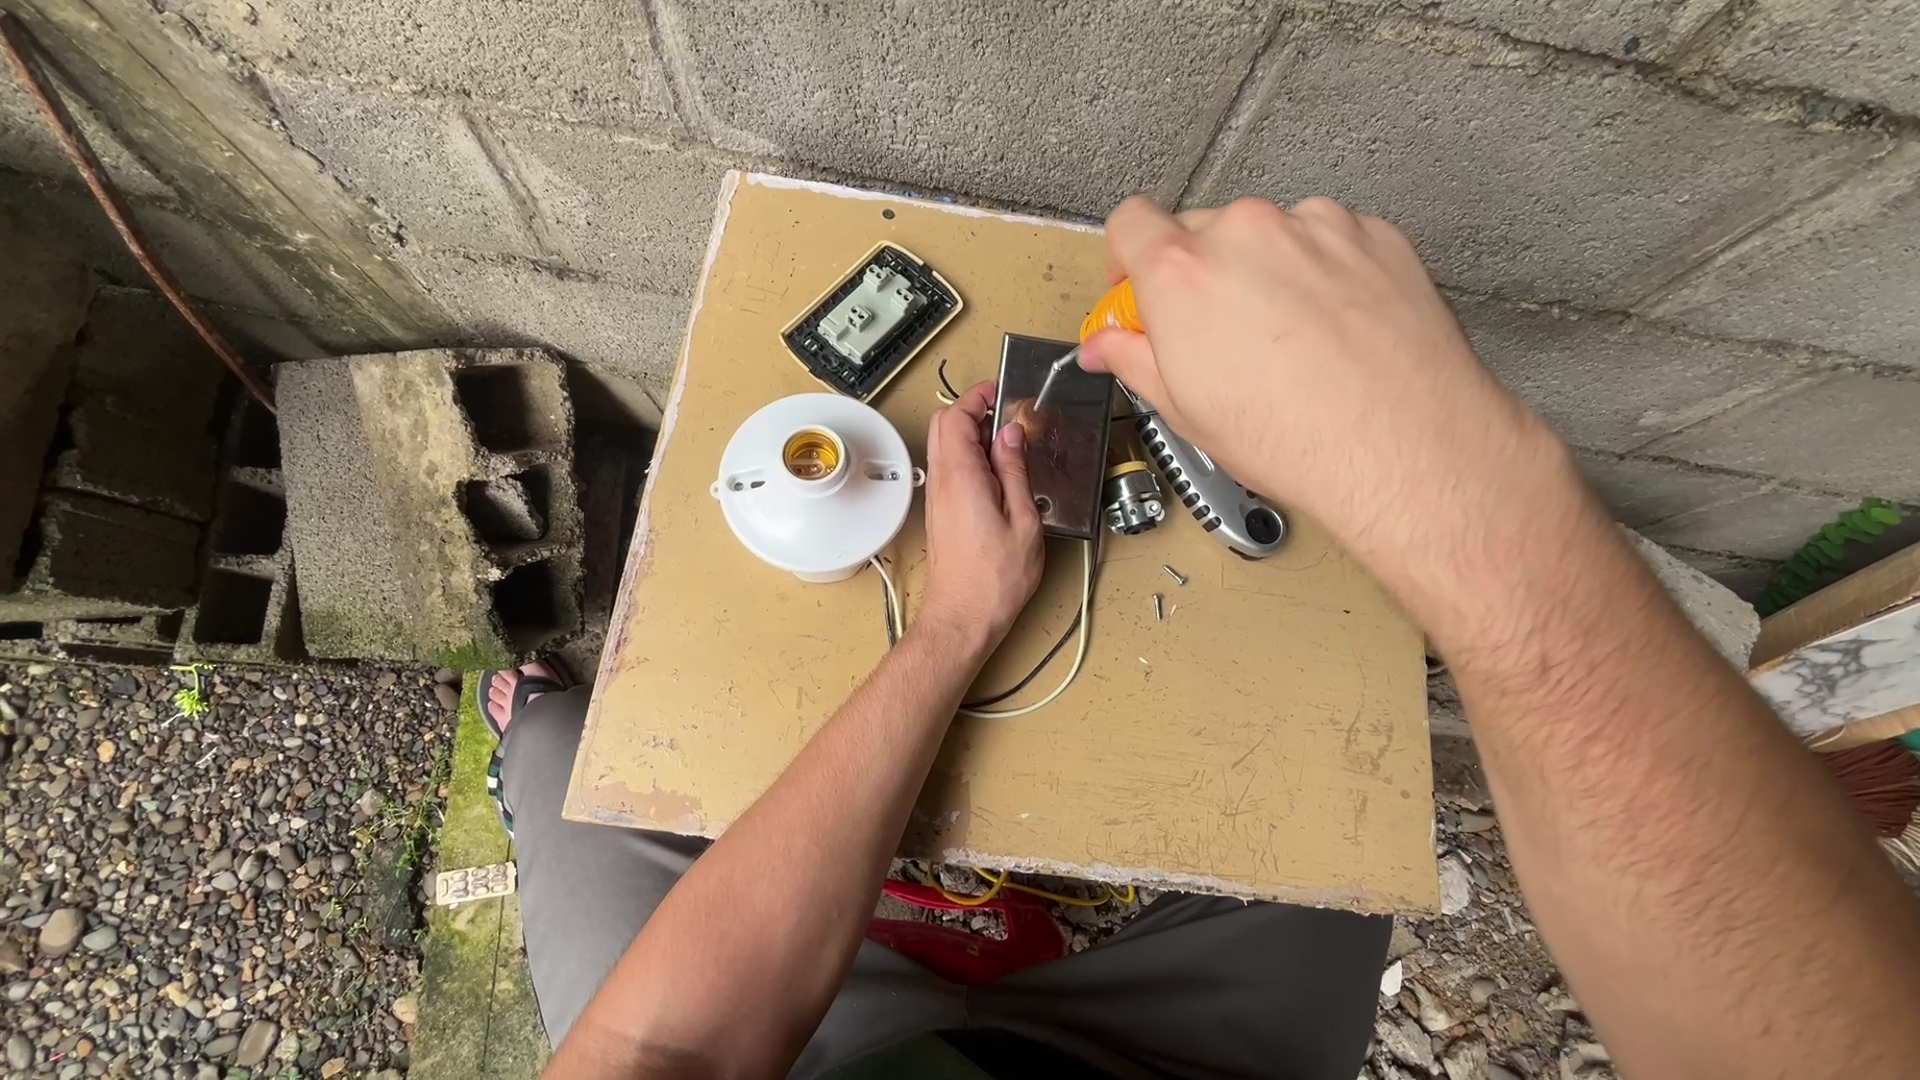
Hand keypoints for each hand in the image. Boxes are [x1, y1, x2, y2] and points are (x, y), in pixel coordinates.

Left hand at [918, 380, 1044, 644]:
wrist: (962, 616)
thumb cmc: (994, 579)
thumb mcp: (1023, 520)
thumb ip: (1015, 471)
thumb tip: (1011, 435)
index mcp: (960, 477)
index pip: (956, 416)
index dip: (978, 396)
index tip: (1001, 391)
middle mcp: (940, 482)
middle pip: (943, 425)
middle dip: (972, 410)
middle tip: (1007, 414)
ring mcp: (936, 497)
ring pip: (943, 446)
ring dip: (970, 434)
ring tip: (1008, 444)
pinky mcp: (939, 512)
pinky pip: (948, 469)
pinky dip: (968, 457)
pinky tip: (997, 473)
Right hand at [1080, 196, 1565, 567]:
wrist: (1399, 445)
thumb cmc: (1292, 436)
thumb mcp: (1184, 410)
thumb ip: (1134, 360)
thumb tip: (1106, 345)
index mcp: (1182, 274)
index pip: (1129, 224)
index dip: (1126, 257)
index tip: (1136, 286)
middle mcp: (1245, 233)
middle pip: (1199, 230)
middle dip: (1196, 275)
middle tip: (1213, 334)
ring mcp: (1313, 227)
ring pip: (1265, 235)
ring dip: (1261, 272)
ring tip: (1283, 340)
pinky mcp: (1370, 233)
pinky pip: (1323, 239)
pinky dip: (1316, 271)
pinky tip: (1327, 328)